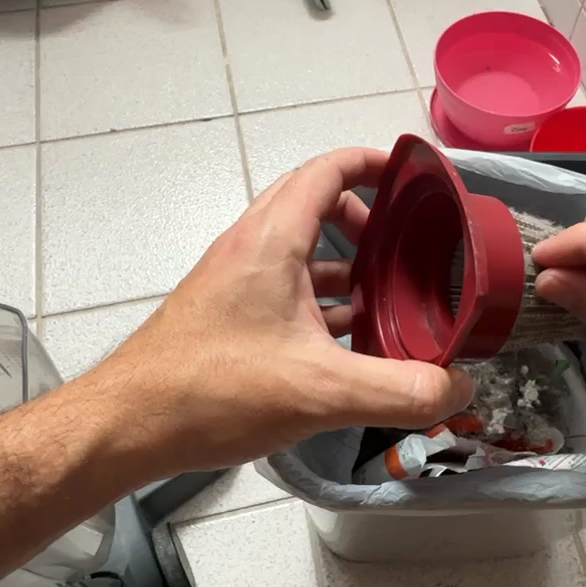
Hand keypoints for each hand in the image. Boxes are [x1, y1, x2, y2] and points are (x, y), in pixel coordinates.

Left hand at [78, 147, 474, 473]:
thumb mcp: (321, 391)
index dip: (371, 162)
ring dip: (341, 260)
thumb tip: (459, 389)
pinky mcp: (226, 311)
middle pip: (312, 201)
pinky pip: (283, 283)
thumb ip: (400, 391)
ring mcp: (234, 279)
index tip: (410, 177)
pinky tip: (342, 336)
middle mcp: (250, 247)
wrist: (126, 424)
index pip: (326, 170)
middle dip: (363, 214)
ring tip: (383, 294)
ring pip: (297, 247)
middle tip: (401, 244)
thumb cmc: (215, 391)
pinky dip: (318, 294)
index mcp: (272, 241)